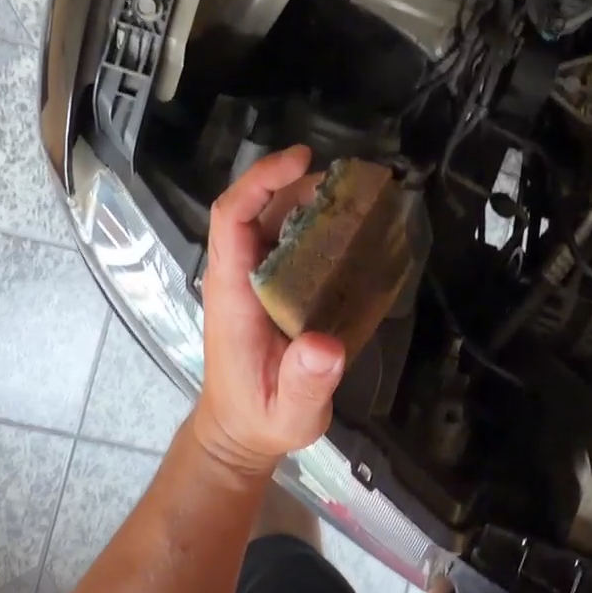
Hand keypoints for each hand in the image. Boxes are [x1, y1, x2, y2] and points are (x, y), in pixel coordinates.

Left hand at [189, 146, 346, 478]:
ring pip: (273, 217)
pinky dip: (317, 220)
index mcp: (232, 292)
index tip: (301, 161)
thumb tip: (324, 346)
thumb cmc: (261, 418)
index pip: (232, 217)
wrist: (242, 431)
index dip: (261, 181)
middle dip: (296, 181)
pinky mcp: (271, 283)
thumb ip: (304, 384)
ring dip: (310, 197)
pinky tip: (353, 225)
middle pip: (255, 206)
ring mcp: (254, 276)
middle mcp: (239, 274)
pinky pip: (288, 237)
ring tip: (358, 195)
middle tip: (351, 179)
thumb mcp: (289, 414)